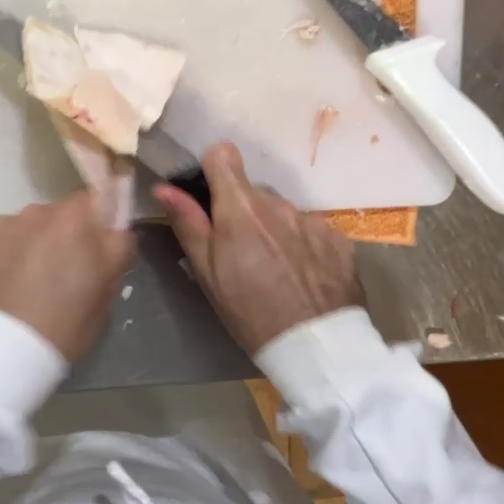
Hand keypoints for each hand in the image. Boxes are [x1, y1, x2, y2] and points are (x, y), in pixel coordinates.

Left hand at [0, 189, 135, 360]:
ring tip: (25, 282)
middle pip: (54, 214)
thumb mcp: (108, 291)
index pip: (94, 199)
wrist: (1, 353)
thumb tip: (114, 228)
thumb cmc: (65, 324)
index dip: (96, 219)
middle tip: (59, 271)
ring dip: (26, 245)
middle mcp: (33, 213)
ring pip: (20, 228)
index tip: (94, 243)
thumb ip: (115, 249)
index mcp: (73, 220)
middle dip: (59, 235)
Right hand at [155, 142, 362, 354]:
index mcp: (241, 209)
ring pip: (281, 211)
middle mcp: (279, 204)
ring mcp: (312, 220)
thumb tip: (165, 188)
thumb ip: (188, 224)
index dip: (212, 170)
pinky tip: (300, 275)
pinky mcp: (338, 238)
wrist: (317, 348)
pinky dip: (300, 244)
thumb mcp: (207, 274)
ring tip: (272, 268)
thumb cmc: (250, 313)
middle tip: (238, 252)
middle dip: (241, 211)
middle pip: (252, 190)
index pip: (223, 155)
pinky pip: (309, 229)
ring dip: (272, 228)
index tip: (209, 196)